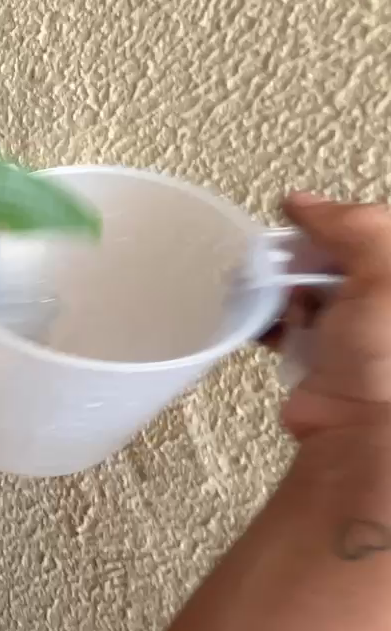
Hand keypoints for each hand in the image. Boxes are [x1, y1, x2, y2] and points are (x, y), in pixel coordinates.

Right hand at [277, 193, 390, 441]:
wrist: (370, 429)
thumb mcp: (387, 277)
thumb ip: (357, 229)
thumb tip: (302, 201)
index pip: (375, 234)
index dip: (340, 227)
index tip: (307, 233)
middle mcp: (388, 304)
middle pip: (343, 259)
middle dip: (303, 258)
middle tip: (277, 265)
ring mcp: (363, 330)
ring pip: (314, 288)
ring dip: (278, 288)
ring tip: (258, 294)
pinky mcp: (325, 354)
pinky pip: (291, 322)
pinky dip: (267, 317)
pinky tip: (253, 319)